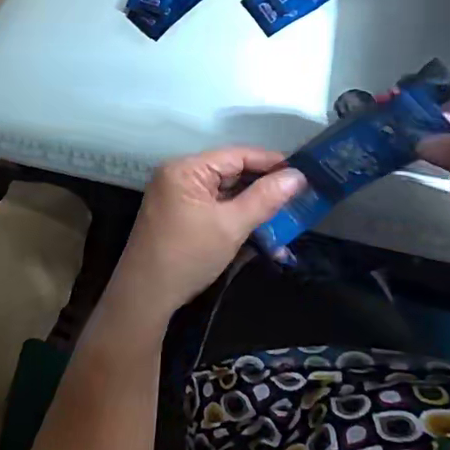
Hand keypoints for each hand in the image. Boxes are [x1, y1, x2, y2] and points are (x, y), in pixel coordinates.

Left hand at [108, 148, 306, 320]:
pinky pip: (213, 206)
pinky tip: (261, 228)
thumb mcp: (231, 226)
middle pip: (230, 171)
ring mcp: (176, 195)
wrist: (146, 294)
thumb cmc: (188, 255)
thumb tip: (297, 176)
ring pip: (223, 191)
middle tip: (300, 194)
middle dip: (264, 184)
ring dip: (252, 203)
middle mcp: (178, 175)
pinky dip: (235, 215)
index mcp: (185, 169)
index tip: (304, 172)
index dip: (271, 161)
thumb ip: (264, 198)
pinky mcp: (178, 214)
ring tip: (287, 212)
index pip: (236, 155)